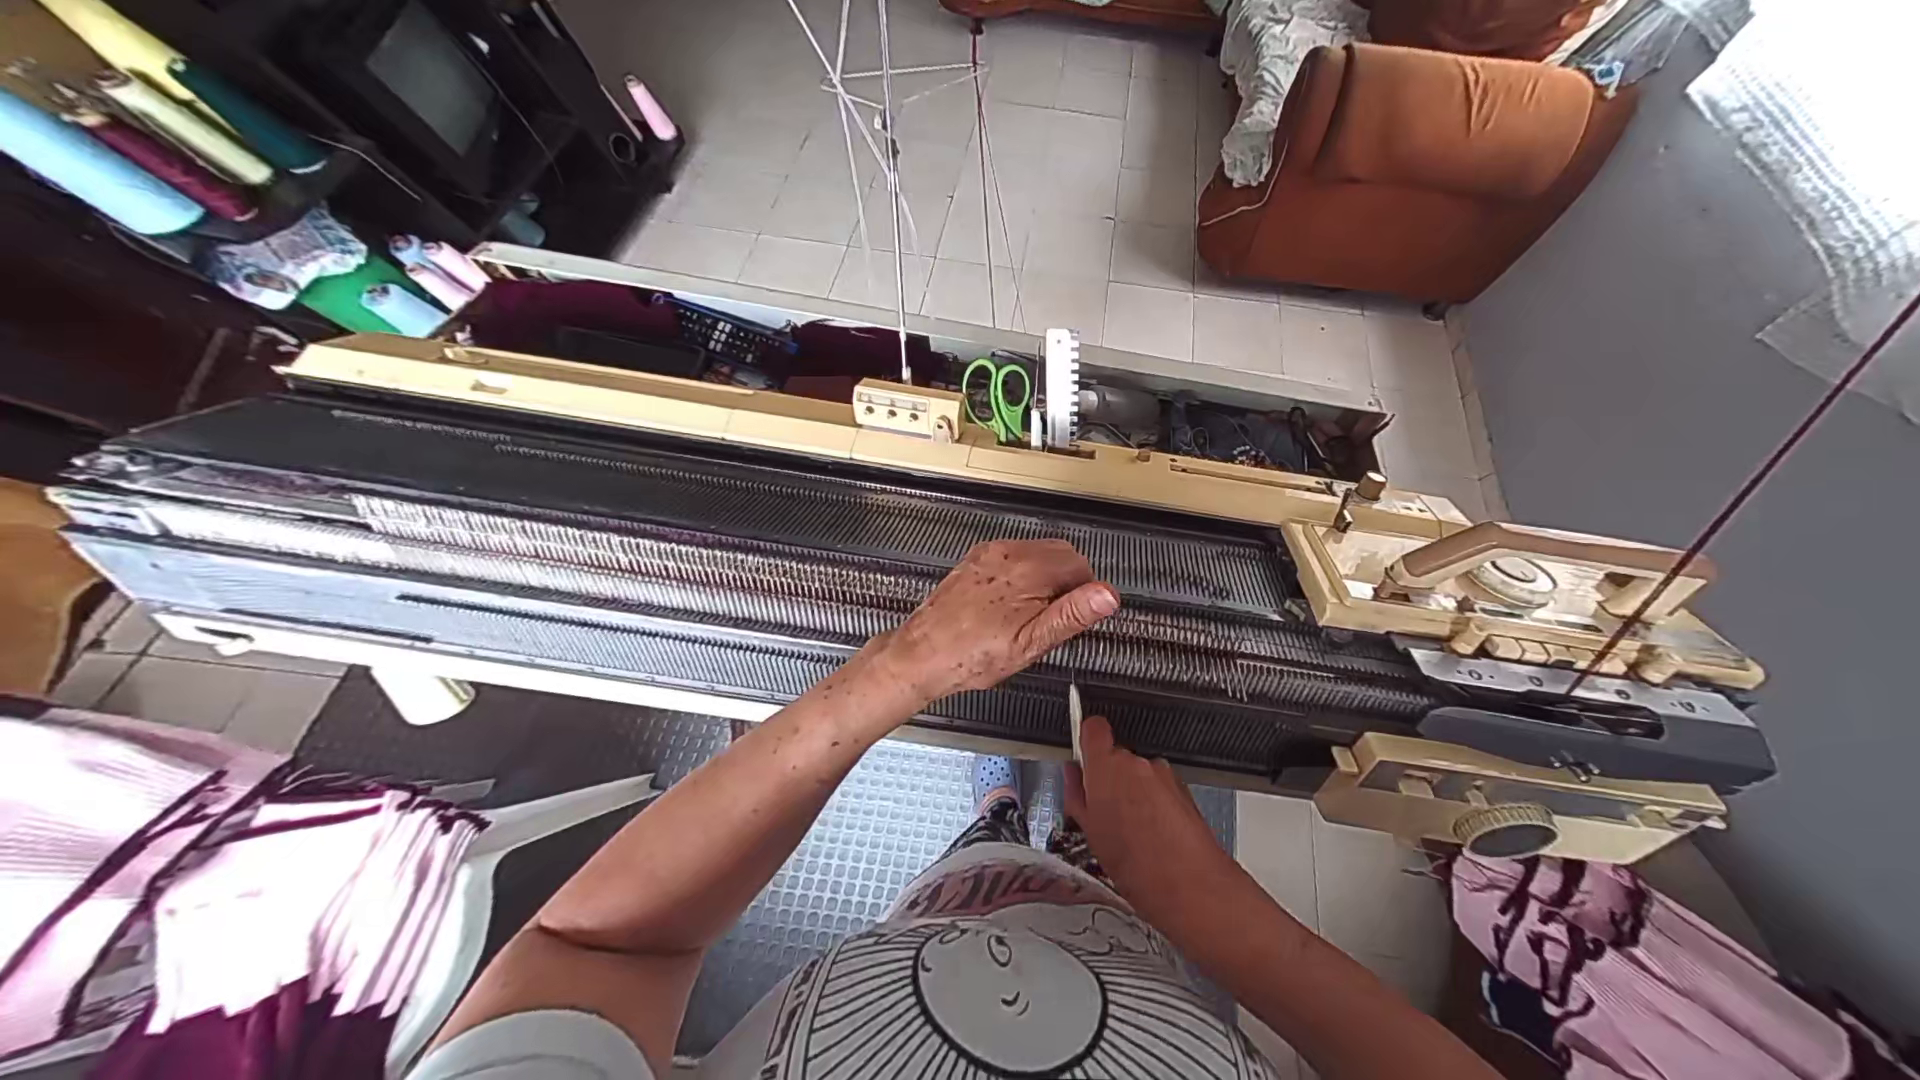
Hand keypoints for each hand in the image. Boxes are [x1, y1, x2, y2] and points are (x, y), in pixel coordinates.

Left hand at [867, 538, 1118, 706]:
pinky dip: (1021, 577)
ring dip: (1043, 580)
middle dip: (1064, 585)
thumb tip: (1107, 595)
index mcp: (1029, 569)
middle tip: (1047, 621)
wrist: (922, 654)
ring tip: (1024, 617)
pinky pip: (1014, 559)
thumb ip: (1072, 614)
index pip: (1081, 566)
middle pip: (1062, 555)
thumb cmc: (970, 655)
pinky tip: (1006, 607)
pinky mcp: (976, 560)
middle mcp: (1008, 553)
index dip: (1081, 596)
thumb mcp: (1031, 643)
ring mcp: (990, 554)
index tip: (1067, 619)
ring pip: (1038, 555)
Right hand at [1065, 715, 1237, 919]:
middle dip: (1109, 777)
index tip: (1084, 757)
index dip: (1086, 738)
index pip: (1092, 727)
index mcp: (1106, 767)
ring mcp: (1162, 774)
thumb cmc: (1137, 864)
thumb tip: (1073, 775)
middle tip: (1105, 810)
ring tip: (1132, 829)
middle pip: (1116, 756)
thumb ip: (1077, 794)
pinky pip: (1158, 786)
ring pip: (1138, 773)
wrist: (1191, 886)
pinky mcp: (1183, 788)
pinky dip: (1154, 802)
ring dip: (1133, 791)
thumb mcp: (1090, 832)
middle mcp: (1136, 763)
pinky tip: (1152, 833)